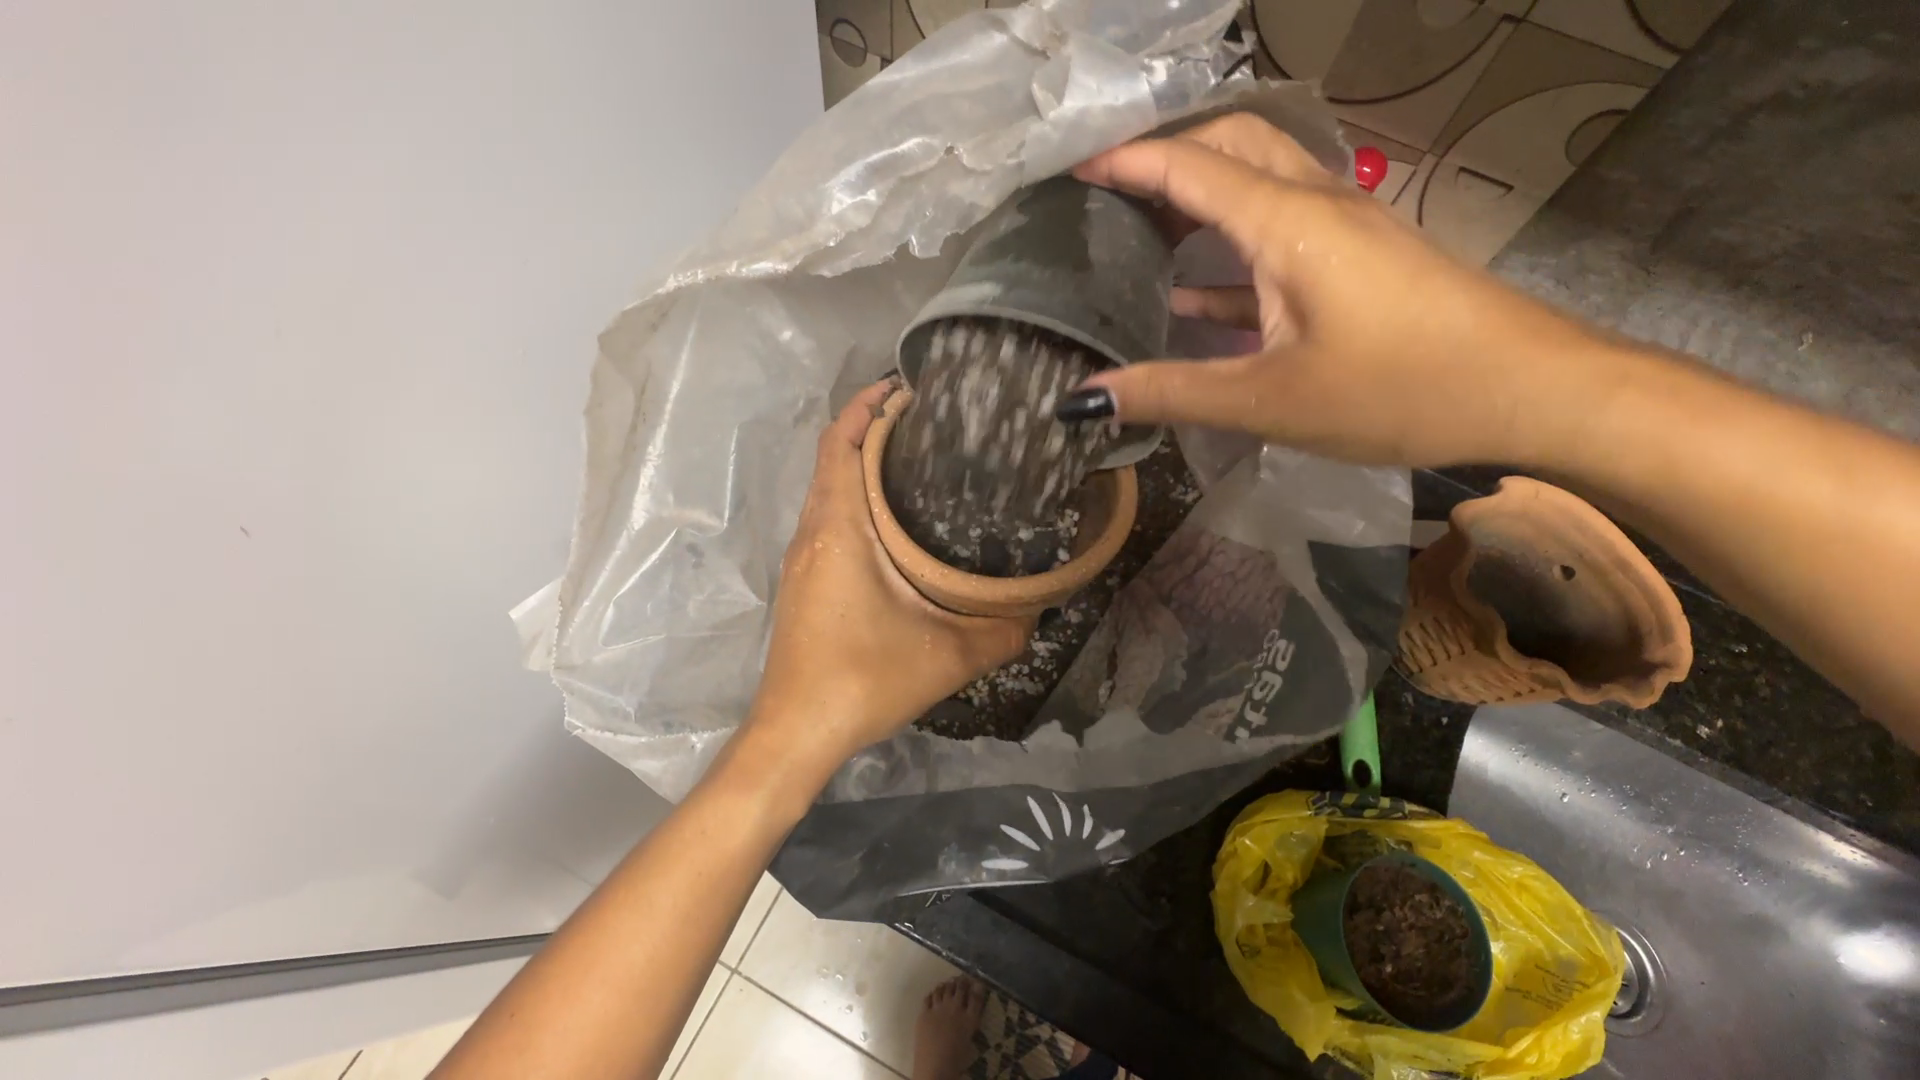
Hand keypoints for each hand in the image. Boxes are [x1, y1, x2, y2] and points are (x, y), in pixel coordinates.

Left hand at [748, 380, 1035, 767]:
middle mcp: (814, 533)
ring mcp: (803, 559)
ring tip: (916, 459)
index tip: (908, 387)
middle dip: (871, 427)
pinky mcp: (804, 583)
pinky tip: (893, 521)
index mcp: (840, 529)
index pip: (842, 442)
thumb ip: (1003, 631)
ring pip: (827, 489)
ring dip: (859, 464)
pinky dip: (854, 499)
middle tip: (928, 419)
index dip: (868, 406)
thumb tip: (1043, 609)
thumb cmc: (864, 679)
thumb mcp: (948, 655)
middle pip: (833, 457)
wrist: (796, 732)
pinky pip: (828, 519)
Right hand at [1058, 114, 1611, 467]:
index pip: (1190, 167)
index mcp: (1288, 222)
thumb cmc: (1401, 390)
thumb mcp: (1271, 401)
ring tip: (1136, 226)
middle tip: (1103, 190)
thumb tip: (1082, 401)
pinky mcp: (1358, 260)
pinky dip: (1228, 246)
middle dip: (1163, 156)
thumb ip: (1172, 392)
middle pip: (1230, 145)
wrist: (1531, 389)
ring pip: (1258, 182)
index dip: (1125, 161)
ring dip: (1197, 193)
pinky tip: (1191, 294)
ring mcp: (1343, 228)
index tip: (1067, 165)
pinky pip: (1279, 230)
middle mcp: (1315, 204)